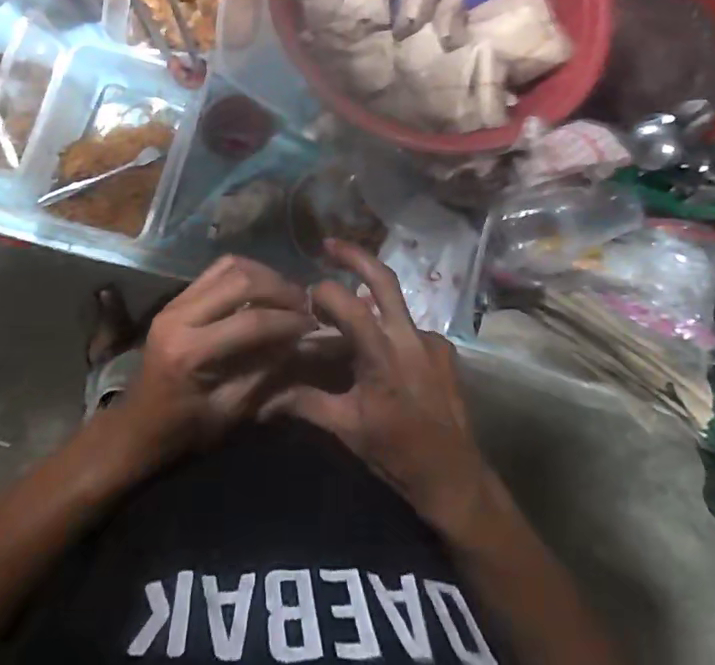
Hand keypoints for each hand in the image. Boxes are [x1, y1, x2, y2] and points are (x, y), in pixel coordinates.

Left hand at [98, 255, 313, 471]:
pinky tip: (266, 290)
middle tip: (305, 306)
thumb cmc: (184, 429)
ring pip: (232, 267)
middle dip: (282, 290)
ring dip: (268, 276)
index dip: (289, 320)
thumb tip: (302, 340)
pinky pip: (219, 269)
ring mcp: (175, 303)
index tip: (314, 325)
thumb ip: (268, 372)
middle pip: (242, 281)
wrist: (136, 427)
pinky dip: (250, 273)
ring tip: (289, 296)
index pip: (251, 321)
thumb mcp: (232, 411)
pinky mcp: (178, 298)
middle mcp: (178, 318)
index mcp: (188, 353)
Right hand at [268, 240, 500, 536]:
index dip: (323, 293)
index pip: (348, 304)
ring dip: (371, 300)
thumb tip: (262, 398)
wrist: (451, 470)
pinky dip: (392, 331)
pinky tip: (380, 351)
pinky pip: (412, 329)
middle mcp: (409, 336)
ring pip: (397, 306)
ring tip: (348, 308)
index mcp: (381, 354)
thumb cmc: (394, 451)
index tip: (305, 298)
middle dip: (356, 255)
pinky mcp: (445, 349)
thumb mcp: (345, 429)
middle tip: (330, 244)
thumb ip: (305, 403)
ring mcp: (431, 340)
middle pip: (383, 280)